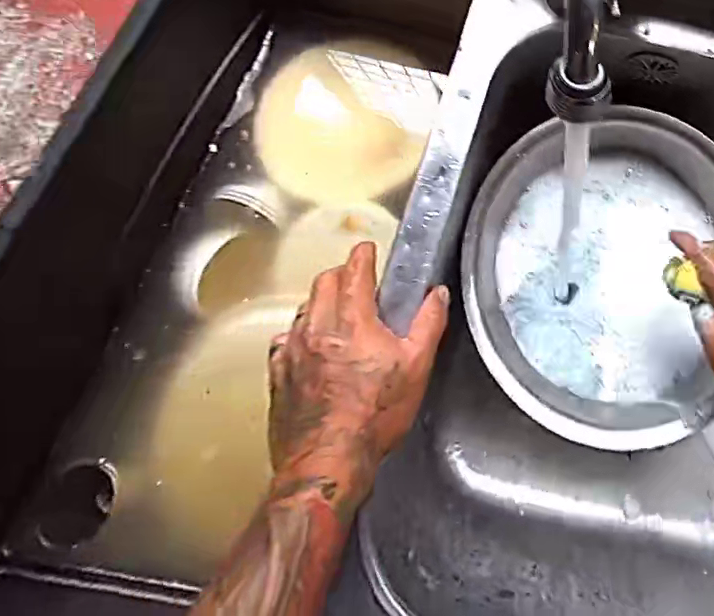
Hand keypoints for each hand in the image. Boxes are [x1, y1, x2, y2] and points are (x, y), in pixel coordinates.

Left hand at [265, 241, 448, 515]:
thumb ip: (428, 323)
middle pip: (324, 283)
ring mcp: (291, 352)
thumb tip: (436, 295)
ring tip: (338, 315)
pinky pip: (284, 342)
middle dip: (341, 275)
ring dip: (321, 304)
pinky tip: (310, 347)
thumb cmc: (375, 417)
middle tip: (356, 281)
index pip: (354, 270)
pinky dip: (299, 335)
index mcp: (352, 321)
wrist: (328, 465)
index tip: (367, 249)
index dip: (363, 255)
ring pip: (303, 309)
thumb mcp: (416, 367)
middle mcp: (317, 329)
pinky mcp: (277, 376)